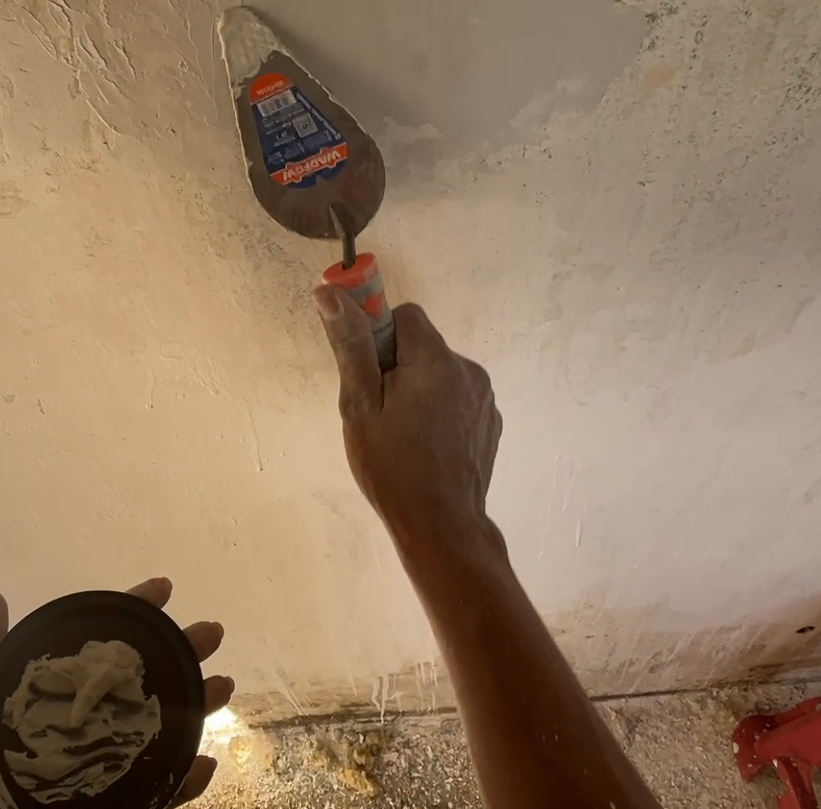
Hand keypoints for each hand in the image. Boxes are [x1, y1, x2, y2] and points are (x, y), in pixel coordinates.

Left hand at [0, 578, 234, 807]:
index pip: (100, 646)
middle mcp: (87, 727)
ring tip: (223, 686)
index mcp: (54, 700)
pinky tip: (204, 763)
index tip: (164, 587)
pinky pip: (162, 795)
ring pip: (163, 730)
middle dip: (182, 651)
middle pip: (144, 681)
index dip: (133, 612)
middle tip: (211, 632)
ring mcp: (106, 770)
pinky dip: (187, 782)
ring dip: (197, 705)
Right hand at [314, 286, 503, 554]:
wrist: (442, 527)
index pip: (405, 315)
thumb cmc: (392, 467)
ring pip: (439, 370)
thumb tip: (329, 293)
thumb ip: (350, 345)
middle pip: (422, 344)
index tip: (368, 371)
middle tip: (379, 409)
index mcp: (435, 360)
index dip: (379, 336)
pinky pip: (457, 395)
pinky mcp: (491, 420)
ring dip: (419, 386)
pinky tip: (427, 444)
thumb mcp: (360, 406)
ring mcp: (485, 396)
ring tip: (403, 431)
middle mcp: (468, 369)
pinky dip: (440, 407)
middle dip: (397, 365)